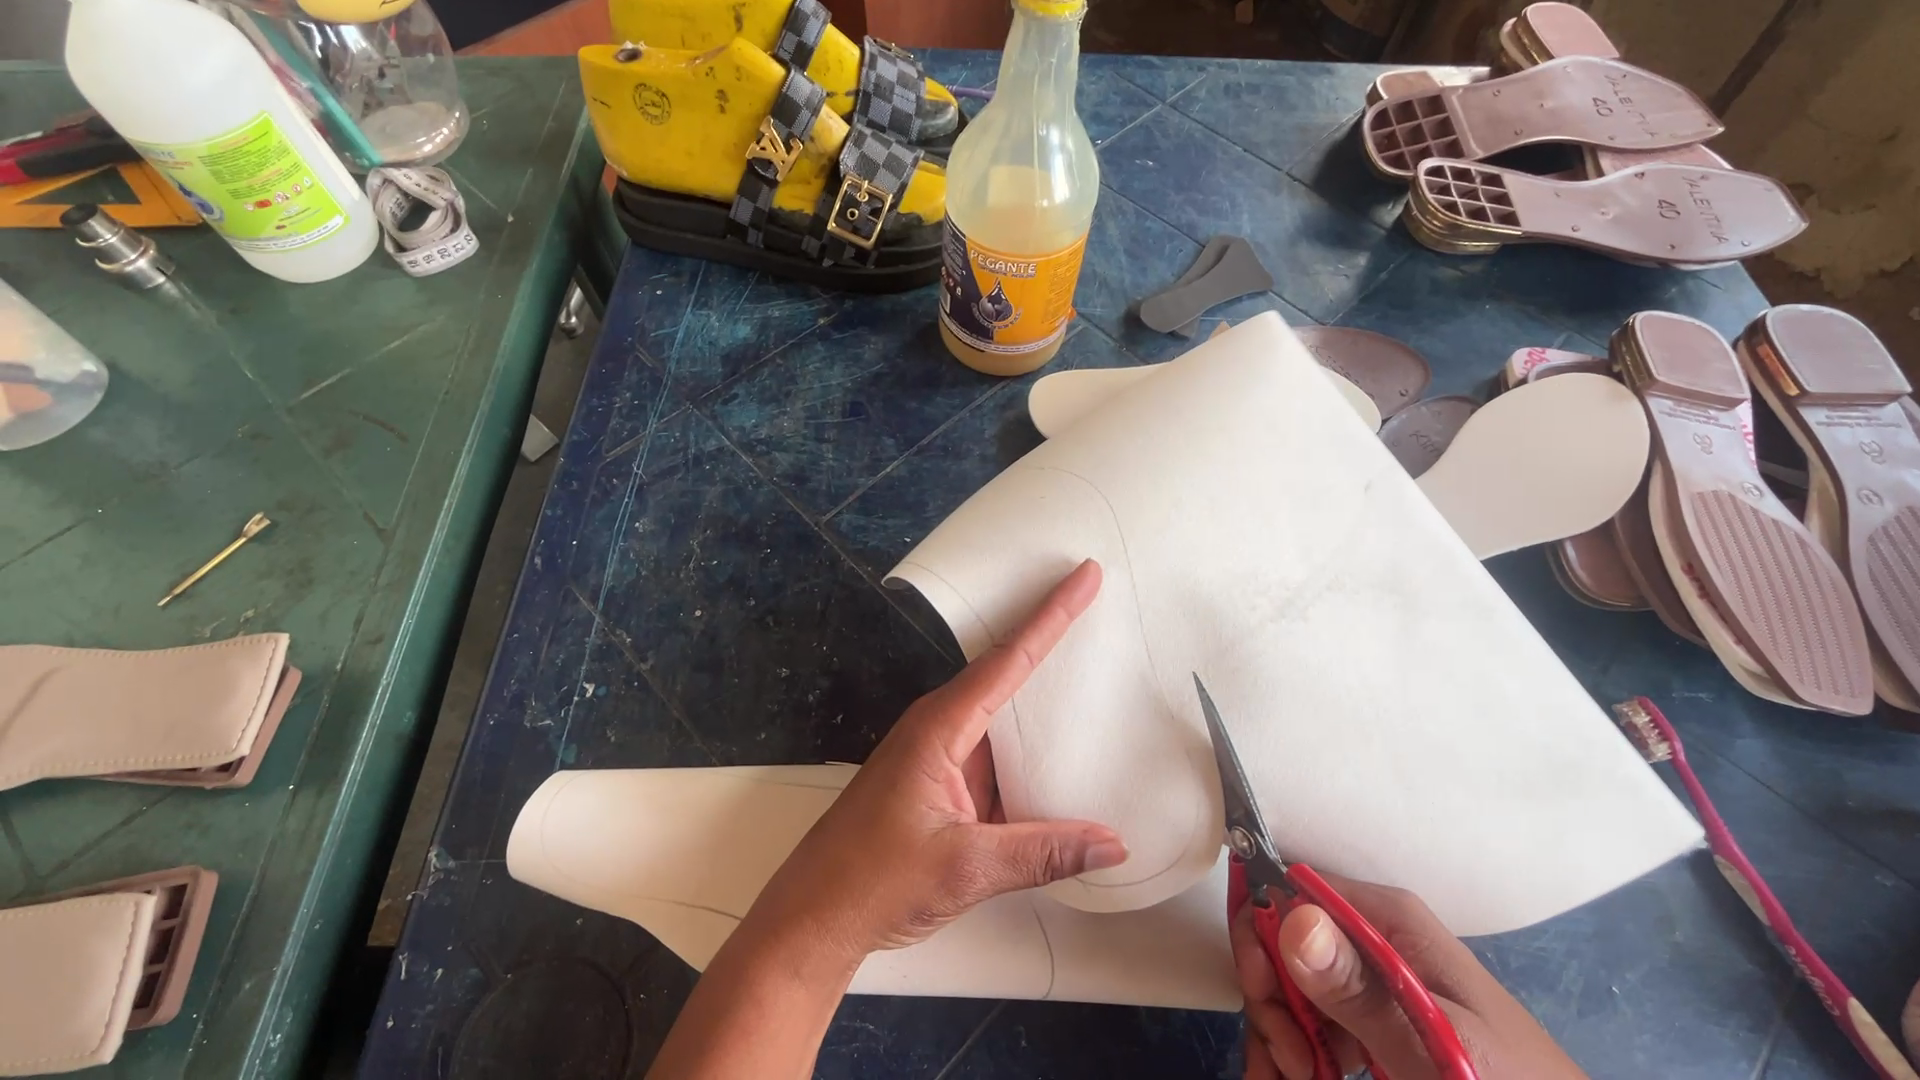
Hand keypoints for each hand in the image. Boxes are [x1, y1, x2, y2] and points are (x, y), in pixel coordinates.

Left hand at [734, 558, 1127, 975]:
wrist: (815, 917)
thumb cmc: (875, 880)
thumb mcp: (965, 868)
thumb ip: (1042, 853)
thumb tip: (1115, 842)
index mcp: (940, 727)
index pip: (1008, 660)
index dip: (1050, 615)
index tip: (1083, 575)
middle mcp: (941, 728)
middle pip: (1006, 670)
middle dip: (1050, 634)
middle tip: (1098, 601)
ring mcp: (941, 757)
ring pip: (1004, 714)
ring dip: (1043, 694)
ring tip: (1097, 667)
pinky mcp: (944, 785)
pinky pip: (998, 753)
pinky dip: (1032, 747)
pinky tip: (1066, 753)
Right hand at [1235, 875, 1587, 1079]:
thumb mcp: (1434, 1047)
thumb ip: (1363, 990)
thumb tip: (1293, 915)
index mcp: (1391, 921)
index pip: (1293, 888)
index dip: (1263, 934)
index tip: (1264, 996)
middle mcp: (1373, 938)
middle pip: (1282, 943)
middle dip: (1272, 1001)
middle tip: (1292, 1062)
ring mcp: (1368, 982)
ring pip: (1286, 986)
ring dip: (1277, 1035)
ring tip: (1294, 1079)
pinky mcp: (1367, 1022)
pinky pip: (1305, 1022)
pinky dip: (1287, 1053)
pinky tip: (1287, 1078)